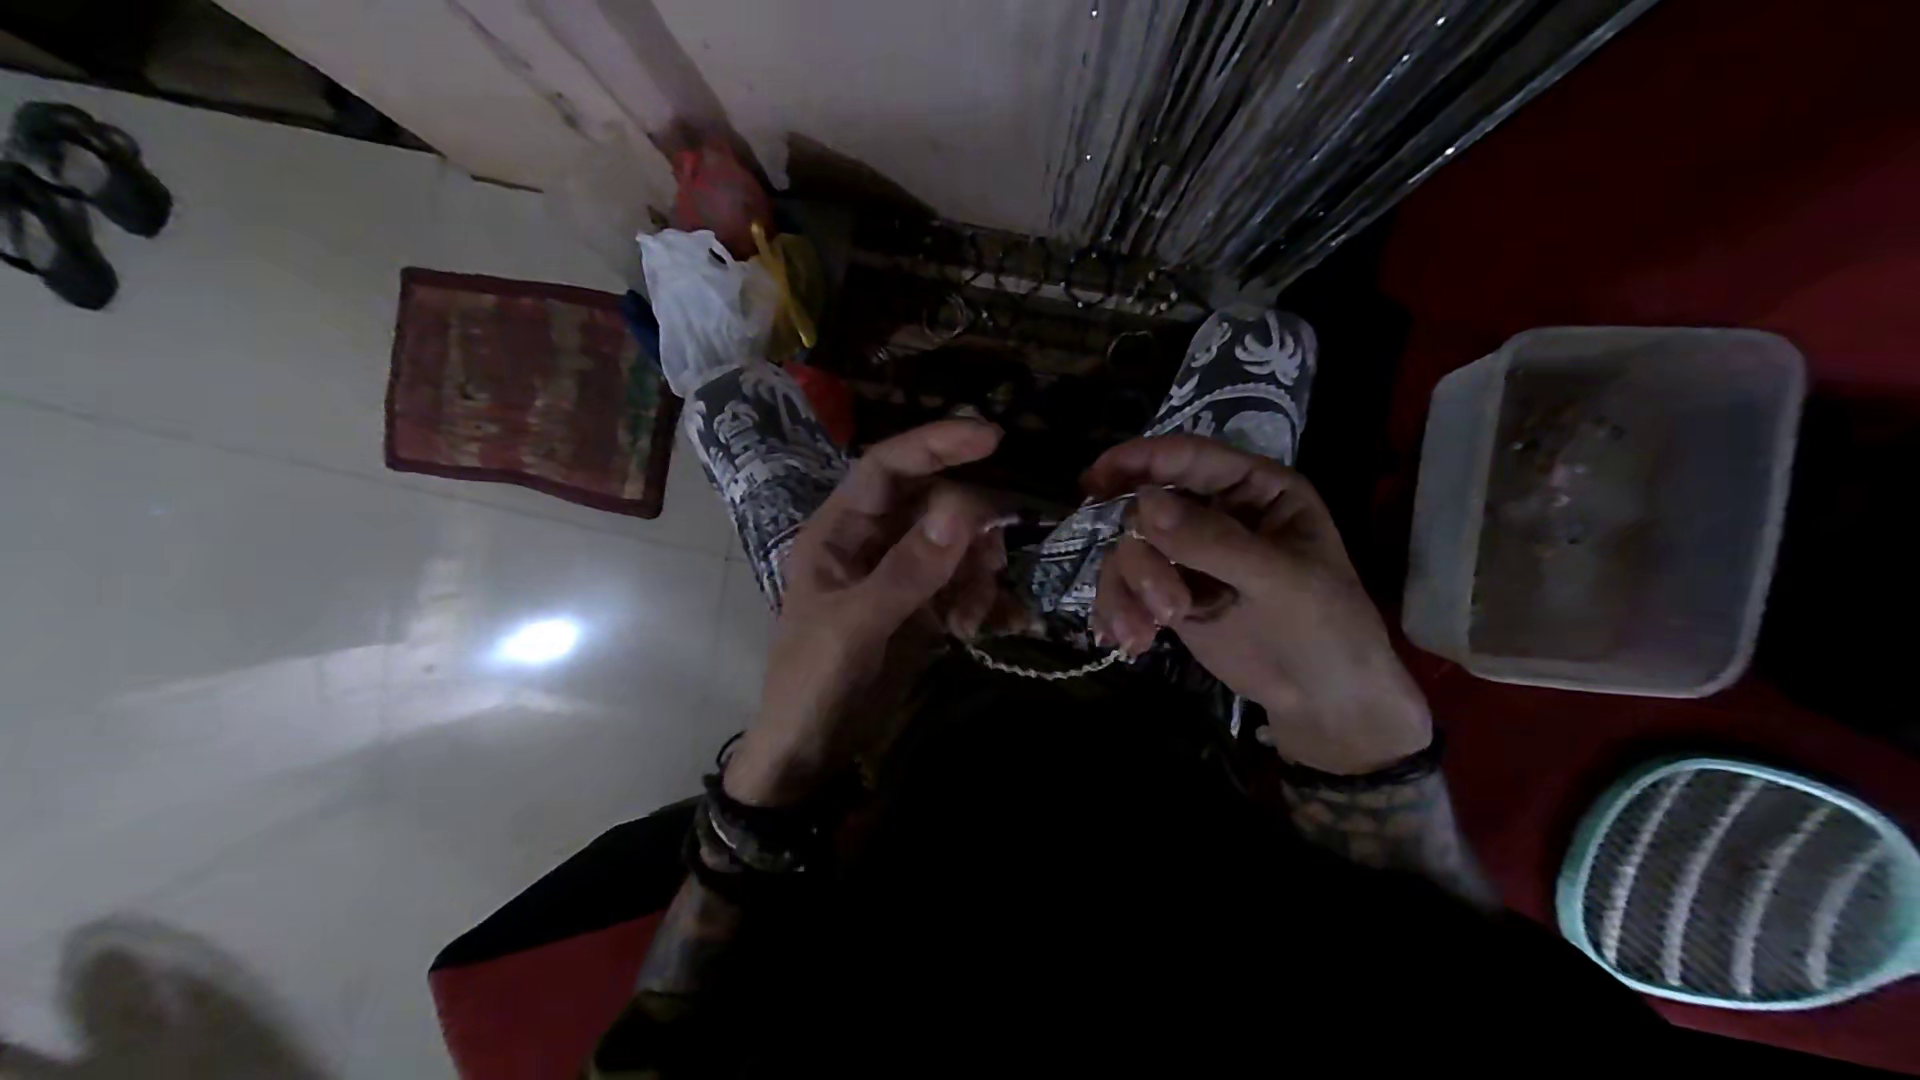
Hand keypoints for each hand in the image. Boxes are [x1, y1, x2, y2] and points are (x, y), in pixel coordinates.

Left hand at [724, 419, 1004, 805]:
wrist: (813, 750)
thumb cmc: (812, 682)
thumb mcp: (854, 626)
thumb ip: (907, 570)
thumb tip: (962, 510)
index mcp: (840, 530)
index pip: (888, 467)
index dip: (936, 444)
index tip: (990, 437)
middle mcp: (873, 541)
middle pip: (936, 504)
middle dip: (970, 531)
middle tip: (989, 568)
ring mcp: (902, 574)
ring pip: (958, 544)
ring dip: (978, 573)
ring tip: (972, 620)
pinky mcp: (925, 606)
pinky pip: (966, 584)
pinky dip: (985, 601)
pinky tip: (994, 627)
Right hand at [1085, 436, 1429, 773]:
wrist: (1324, 701)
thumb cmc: (1325, 629)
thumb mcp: (1280, 581)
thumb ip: (1213, 541)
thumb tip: (1144, 503)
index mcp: (1255, 490)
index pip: (1190, 458)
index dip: (1140, 459)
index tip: (1094, 481)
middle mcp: (1215, 512)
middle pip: (1147, 509)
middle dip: (1145, 560)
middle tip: (1167, 608)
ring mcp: (1188, 555)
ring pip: (1129, 551)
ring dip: (1130, 592)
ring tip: (1146, 635)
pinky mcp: (1168, 592)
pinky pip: (1124, 586)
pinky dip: (1118, 610)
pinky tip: (1128, 641)